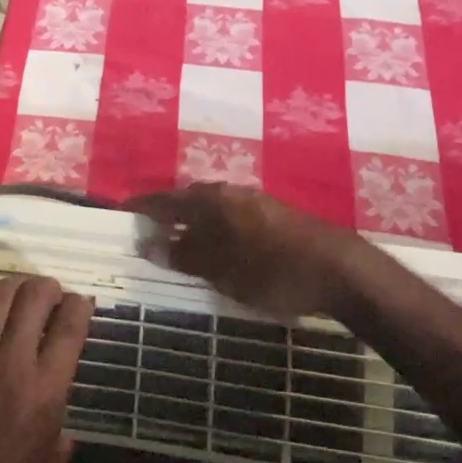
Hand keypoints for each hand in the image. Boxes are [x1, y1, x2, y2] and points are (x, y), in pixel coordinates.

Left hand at [0, 275, 92, 462]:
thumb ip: (61, 440)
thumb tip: (66, 435)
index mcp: (46, 390)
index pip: (70, 328)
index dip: (80, 305)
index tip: (81, 302)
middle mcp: (12, 363)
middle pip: (34, 299)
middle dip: (48, 286)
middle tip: (51, 291)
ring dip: (14, 284)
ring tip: (20, 287)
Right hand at [130, 183, 352, 317]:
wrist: (340, 270)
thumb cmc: (273, 270)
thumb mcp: (224, 271)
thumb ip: (186, 256)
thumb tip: (151, 245)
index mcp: (211, 200)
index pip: (164, 199)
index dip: (142, 207)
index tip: (121, 213)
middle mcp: (229, 192)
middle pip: (188, 199)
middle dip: (166, 213)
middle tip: (147, 231)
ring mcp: (253, 201)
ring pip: (211, 208)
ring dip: (193, 222)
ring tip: (179, 242)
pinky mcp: (272, 215)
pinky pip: (229, 216)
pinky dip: (214, 228)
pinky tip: (217, 247)